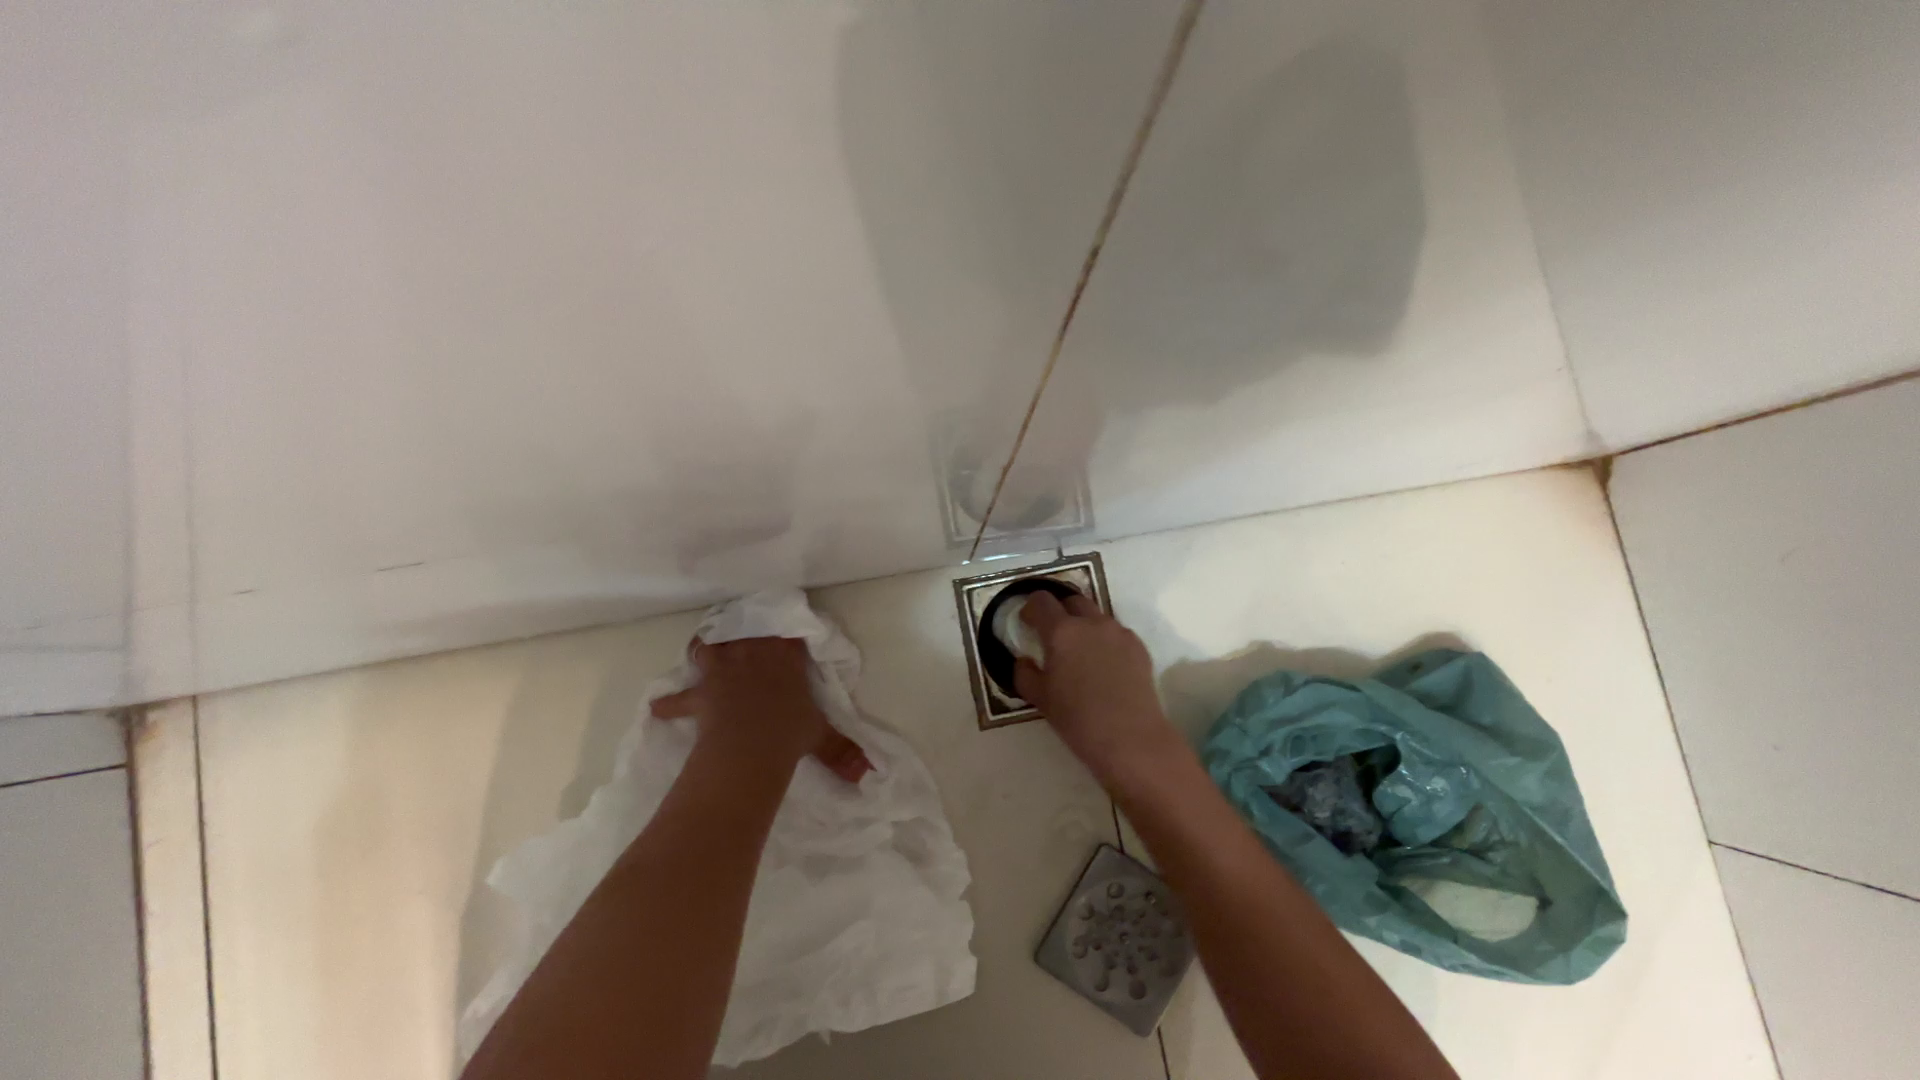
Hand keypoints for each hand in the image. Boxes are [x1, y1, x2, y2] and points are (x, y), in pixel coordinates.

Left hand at [650, 636, 871, 783]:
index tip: (785, 632)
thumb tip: (867, 773)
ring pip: (707, 647)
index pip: (787, 632)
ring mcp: (722, 669)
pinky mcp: (700, 692)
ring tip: (703, 651)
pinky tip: (659, 708)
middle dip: (741, 630)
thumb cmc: (790, 731)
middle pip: (743, 629)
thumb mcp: (821, 737)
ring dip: (704, 650)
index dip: (785, 631)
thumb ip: (841, 750)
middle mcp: (752, 652)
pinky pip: (679, 698)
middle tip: (740, 633)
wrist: (749, 743)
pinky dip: (669, 703)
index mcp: (786, 655)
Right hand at [1014, 591, 1183, 790]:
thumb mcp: (1040, 699)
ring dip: (1084, 626)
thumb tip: (1024, 660)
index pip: (1041, 601)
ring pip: (1096, 616)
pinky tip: (1104, 667)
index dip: (1031, 608)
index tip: (1028, 622)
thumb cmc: (1078, 720)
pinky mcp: (1138, 646)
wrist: (1130, 737)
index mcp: (1061, 632)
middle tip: (1054, 636)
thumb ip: (1025, 673)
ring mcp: (1118, 632)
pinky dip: (1105, 641)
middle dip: (1060, 611)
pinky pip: (1116, 633)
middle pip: (1072, 600)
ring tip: (1081, 654)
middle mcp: (1091, 623)